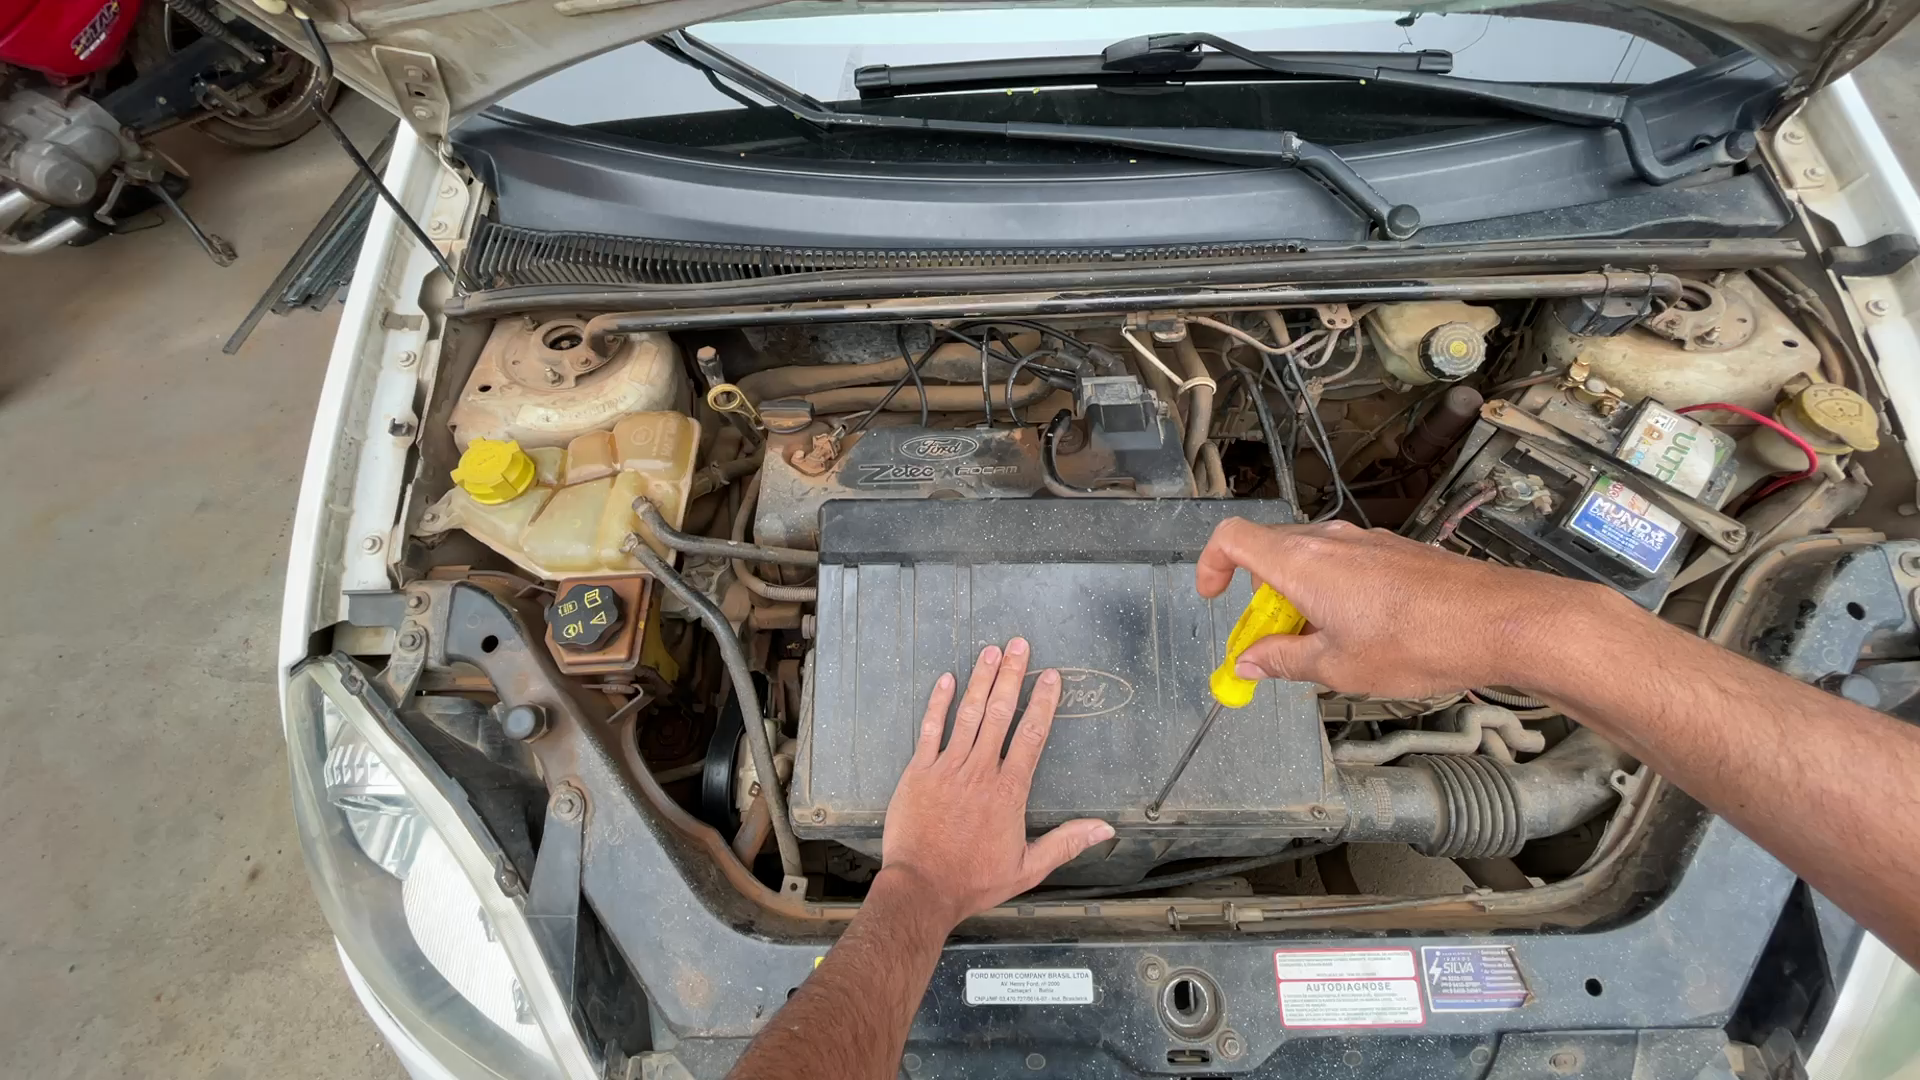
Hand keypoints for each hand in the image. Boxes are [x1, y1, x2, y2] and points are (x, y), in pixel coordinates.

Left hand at [879, 638, 1116, 929]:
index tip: (1050, 676)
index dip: (1042, 702)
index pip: (1032, 735)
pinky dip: (938, 703)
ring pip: (968, 714)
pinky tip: (946, 679)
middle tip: (1019, 644)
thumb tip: (1105, 829)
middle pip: (1000, 713)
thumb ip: (1066, 842)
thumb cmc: (974, 880)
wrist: (922, 889)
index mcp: (1008, 790)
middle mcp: (980, 770)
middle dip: (1012, 675)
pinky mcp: (920, 770)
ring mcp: (948, 767)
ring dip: (980, 679)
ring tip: (990, 651)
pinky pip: (930, 729)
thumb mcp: (1028, 867)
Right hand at [1196, 518, 1625, 698]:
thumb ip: (1281, 661)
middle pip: (1266, 551)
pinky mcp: (1393, 549)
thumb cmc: (1416, 643)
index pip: (1231, 538)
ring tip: (1322, 639)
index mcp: (1299, 562)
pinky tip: (1362, 627)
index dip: (1210, 564)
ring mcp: (1363, 540)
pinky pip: (1341, 561)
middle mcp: (1326, 540)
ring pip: (1306, 558)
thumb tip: (1246, 664)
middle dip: (1257, 596)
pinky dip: (1329, 589)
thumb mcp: (1336, 667)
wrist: (1505, 620)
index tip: (1213, 597)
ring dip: (1295, 594)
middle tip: (1272, 638)